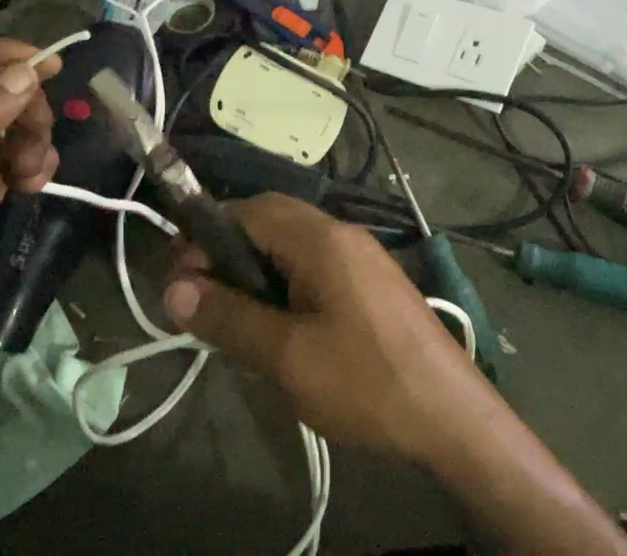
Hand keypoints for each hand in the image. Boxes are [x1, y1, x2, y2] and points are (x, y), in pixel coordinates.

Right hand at [161, 194, 500, 467]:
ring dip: (257, 273)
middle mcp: (344, 235)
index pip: (249, 210)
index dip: (205, 237)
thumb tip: (173, 288)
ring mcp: (364, 259)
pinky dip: (286, 287)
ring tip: (233, 323)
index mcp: (322, 239)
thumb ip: (229, 317)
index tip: (178, 282)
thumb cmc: (366, 382)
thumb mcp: (287, 356)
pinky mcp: (374, 286)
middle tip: (201, 303)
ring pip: (294, 248)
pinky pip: (317, 270)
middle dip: (229, 254)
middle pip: (272, 222)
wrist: (452, 416)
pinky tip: (278, 331)